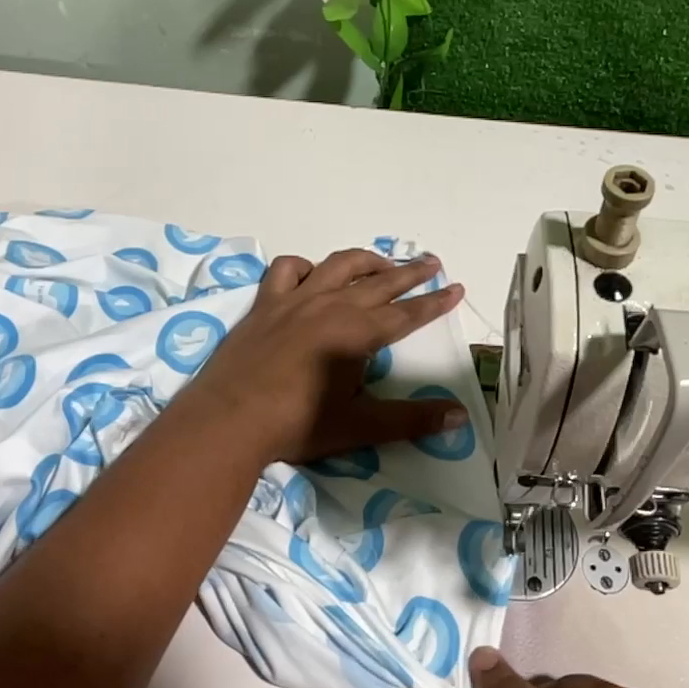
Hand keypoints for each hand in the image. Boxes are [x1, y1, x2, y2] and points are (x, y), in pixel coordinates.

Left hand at [163, 249, 466, 466]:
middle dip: (410, 273)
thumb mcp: (361, 426)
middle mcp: (332, 306)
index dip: (435, 302)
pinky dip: (305, 267)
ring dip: (366, 261)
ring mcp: (296, 300)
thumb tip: (460, 416)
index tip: (456, 288)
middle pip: (379, 282)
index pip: (408, 314)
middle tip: (432, 262)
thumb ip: (412, 419)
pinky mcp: (265, 304)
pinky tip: (312, 276)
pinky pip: (287, 270)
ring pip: (338, 266)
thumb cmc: (297, 425)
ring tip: (383, 262)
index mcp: (359, 333)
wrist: (228, 420)